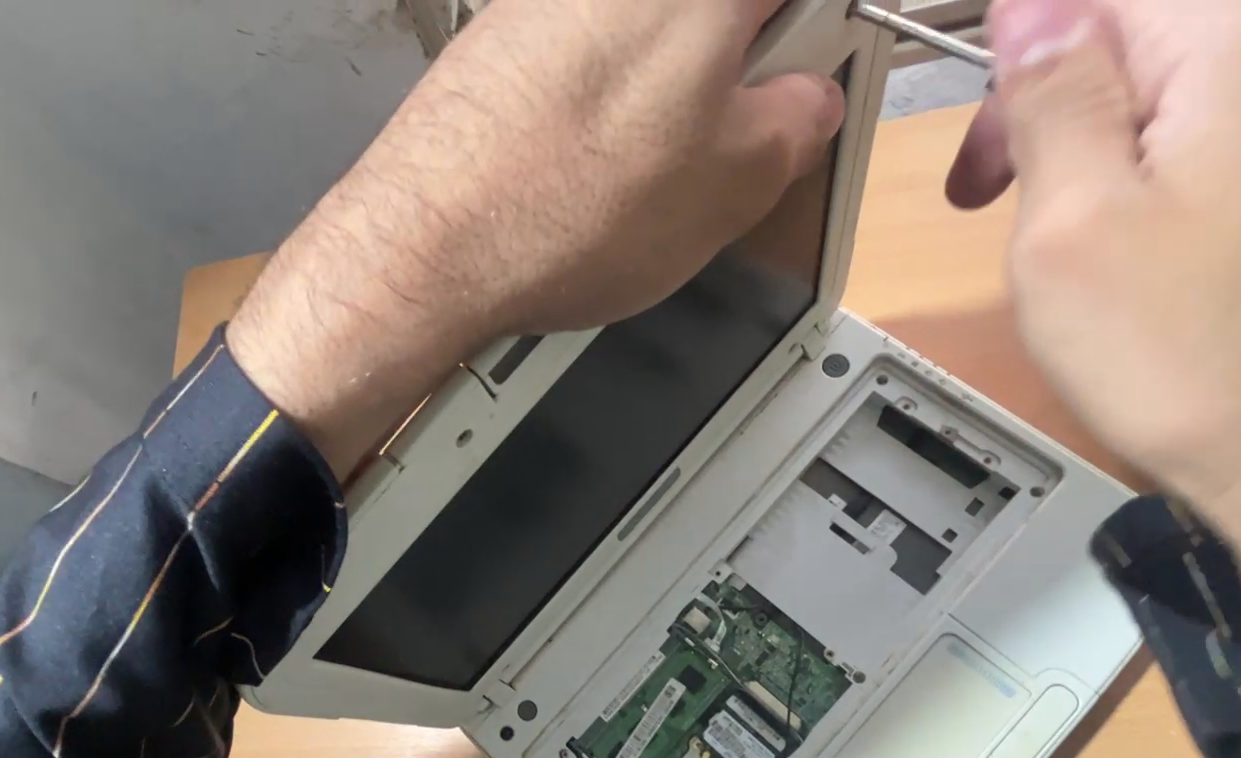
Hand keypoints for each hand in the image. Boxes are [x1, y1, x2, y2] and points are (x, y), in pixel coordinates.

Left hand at [229, 0, 843, 473]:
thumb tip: (807, 105)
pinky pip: (589, 60)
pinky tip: (591, 170)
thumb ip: (797, 123)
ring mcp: (549, 1)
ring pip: (652, 37)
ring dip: (675, 93)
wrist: (429, 250)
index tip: (812, 74)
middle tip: (739, 134)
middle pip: (712, 18)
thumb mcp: (734, 184)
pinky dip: (611, 106)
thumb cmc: (572, 211)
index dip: (811, 36)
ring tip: (651, 172)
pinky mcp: (503, 38)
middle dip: (742, 66)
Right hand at [948, 0, 1240, 694]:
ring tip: (1060, 215)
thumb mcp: (1070, 229)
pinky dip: (1178, 139)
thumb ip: (1052, 94)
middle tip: (983, 189)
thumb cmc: (1195, 359)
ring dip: (1108, 115)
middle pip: (1155, 11)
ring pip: (1205, 51)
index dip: (1019, 35)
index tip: (981, 139)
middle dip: (1053, 81)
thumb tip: (1034, 5)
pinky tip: (1150, 223)